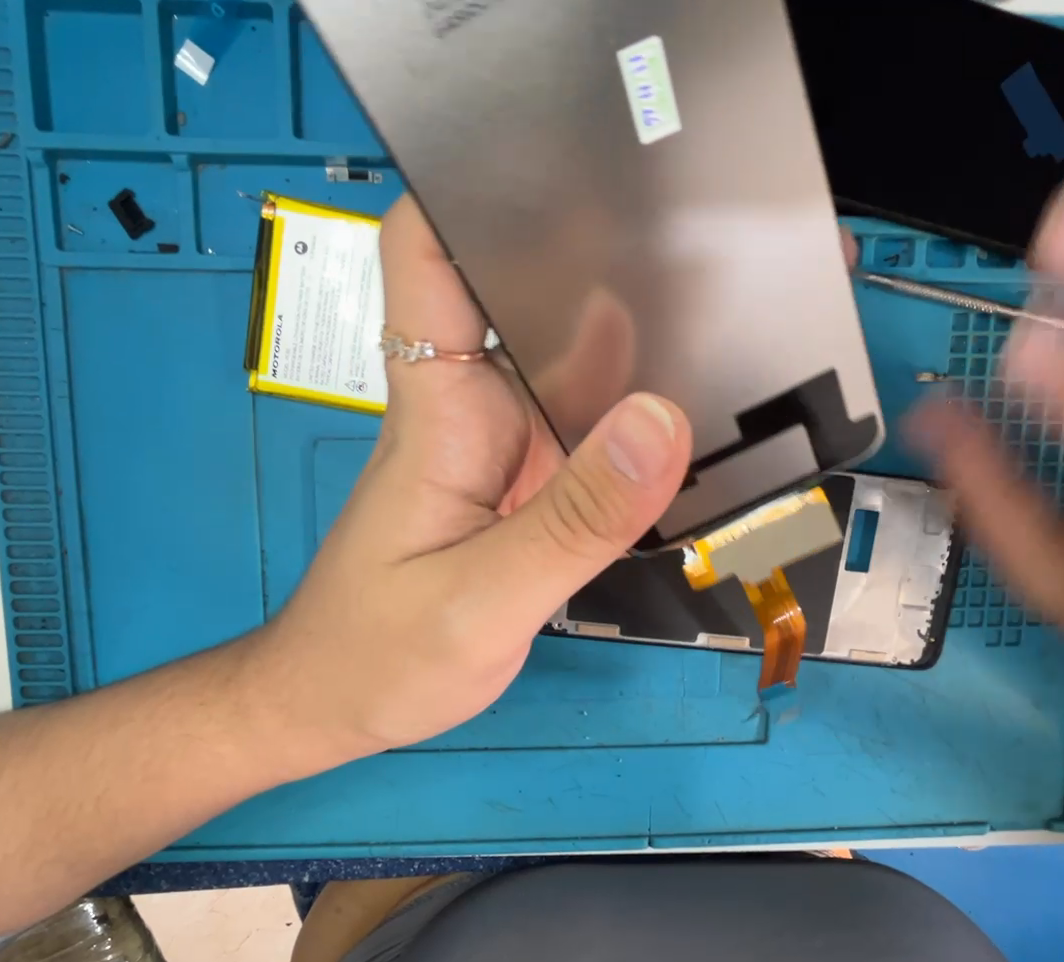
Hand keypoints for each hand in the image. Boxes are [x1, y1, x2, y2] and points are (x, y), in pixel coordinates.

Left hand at [257, 197, 693, 755]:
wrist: (335, 702)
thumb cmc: (378, 655)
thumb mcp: (482, 600)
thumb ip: (574, 520)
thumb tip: (663, 420)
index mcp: (439, 410)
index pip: (428, 256)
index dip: (475, 188)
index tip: (563, 158)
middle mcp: (470, 409)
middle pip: (520, 294)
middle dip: (596, 250)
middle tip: (702, 228)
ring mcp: (501, 448)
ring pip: (566, 363)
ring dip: (632, 327)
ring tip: (728, 295)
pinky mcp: (522, 487)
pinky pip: (585, 432)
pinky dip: (633, 412)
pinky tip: (696, 403)